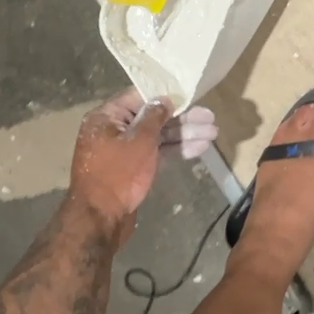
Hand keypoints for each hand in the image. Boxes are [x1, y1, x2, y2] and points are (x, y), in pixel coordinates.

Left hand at [68, 90, 218, 237]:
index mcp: (107, 117)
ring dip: (185, 135)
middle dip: (183, 118)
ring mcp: (125, 151)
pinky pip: (157, 153)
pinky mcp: (134, 169)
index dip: (166, 95)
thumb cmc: (117, 173)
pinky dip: (176, 150)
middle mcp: (114, 130)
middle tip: (211, 118)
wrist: (101, 219)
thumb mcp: (138, 140)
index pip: (139, 97)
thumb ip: (154, 117)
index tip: (190, 94)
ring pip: (158, 137)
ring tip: (213, 134)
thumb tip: (164, 99)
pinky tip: (200, 148)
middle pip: (153, 118)